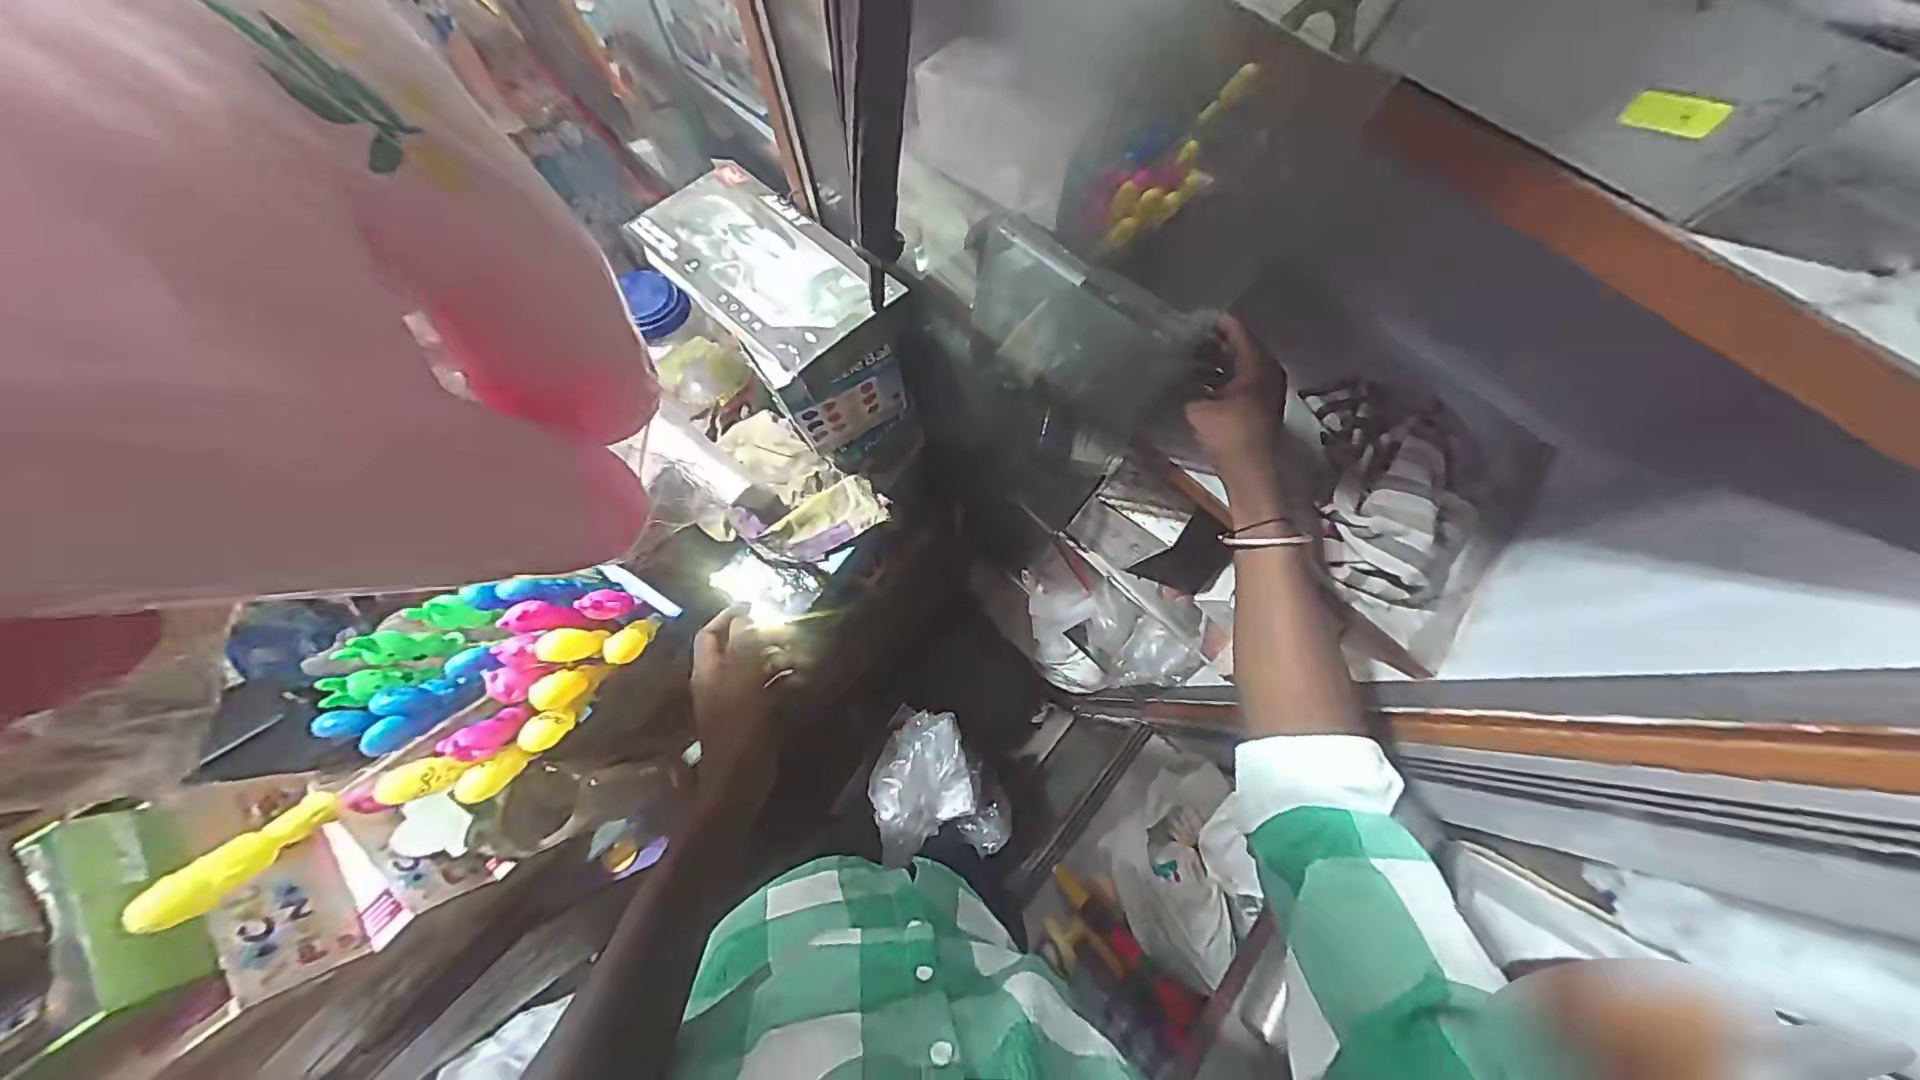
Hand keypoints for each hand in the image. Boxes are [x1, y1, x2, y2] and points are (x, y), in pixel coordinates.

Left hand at [689, 605, 789, 816]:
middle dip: (762, 637)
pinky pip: (767, 691)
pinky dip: (783, 683)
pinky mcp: (751, 718)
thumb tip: (748, 615)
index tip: (754, 603)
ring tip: (801, 655)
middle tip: (787, 631)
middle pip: (736, 649)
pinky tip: (802, 682)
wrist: (739, 779)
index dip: (728, 615)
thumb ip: (745, 644)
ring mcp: (734, 701)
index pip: (710, 633)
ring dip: (777, 659)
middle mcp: (717, 682)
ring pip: (755, 669)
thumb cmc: (739, 725)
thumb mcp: (743, 677)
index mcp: (708, 670)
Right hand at [1185, 314, 1283, 481]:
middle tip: (1186, 338)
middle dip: (1213, 343)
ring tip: (1187, 359)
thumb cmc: (1228, 435)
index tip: (1194, 318)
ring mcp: (1265, 390)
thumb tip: (1178, 380)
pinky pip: (1238, 381)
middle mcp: (1266, 372)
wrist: (1251, 471)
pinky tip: (1199, 383)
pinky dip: (1220, 379)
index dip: (1215, 322)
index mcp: (1256, 364)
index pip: (1237, 331)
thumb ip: (1188, 389)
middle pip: (1239, 347)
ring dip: (1215, 363)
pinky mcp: (1258, 406)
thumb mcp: (1198, 409)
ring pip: (1238, 366)